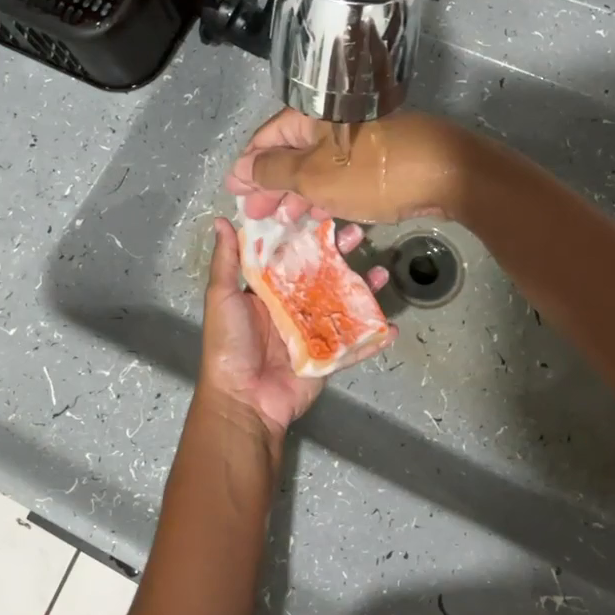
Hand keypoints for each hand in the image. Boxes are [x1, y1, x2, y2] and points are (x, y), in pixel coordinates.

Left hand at [197, 217, 391, 441]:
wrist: (242, 400)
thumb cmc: (229, 345)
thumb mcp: (222, 297)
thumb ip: (227, 260)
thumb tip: (222, 220)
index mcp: (269, 289)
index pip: (293, 254)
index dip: (309, 235)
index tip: (325, 213)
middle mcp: (293, 305)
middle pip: (323, 273)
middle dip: (341, 253)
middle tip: (359, 234)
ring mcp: (313, 331)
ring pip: (344, 303)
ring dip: (364, 288)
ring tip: (382, 273)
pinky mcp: (327, 357)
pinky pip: (354, 345)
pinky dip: (374, 338)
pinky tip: (392, 327)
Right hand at [226, 108, 475, 224]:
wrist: (446, 173)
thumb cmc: (374, 173)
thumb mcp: (315, 177)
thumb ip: (275, 172)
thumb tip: (243, 167)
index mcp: (314, 117)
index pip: (267, 137)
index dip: (248, 165)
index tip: (233, 191)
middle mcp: (334, 123)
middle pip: (292, 152)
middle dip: (272, 184)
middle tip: (255, 213)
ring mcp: (360, 140)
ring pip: (318, 166)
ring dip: (298, 193)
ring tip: (283, 220)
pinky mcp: (380, 160)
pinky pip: (342, 176)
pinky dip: (327, 194)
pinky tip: (320, 216)